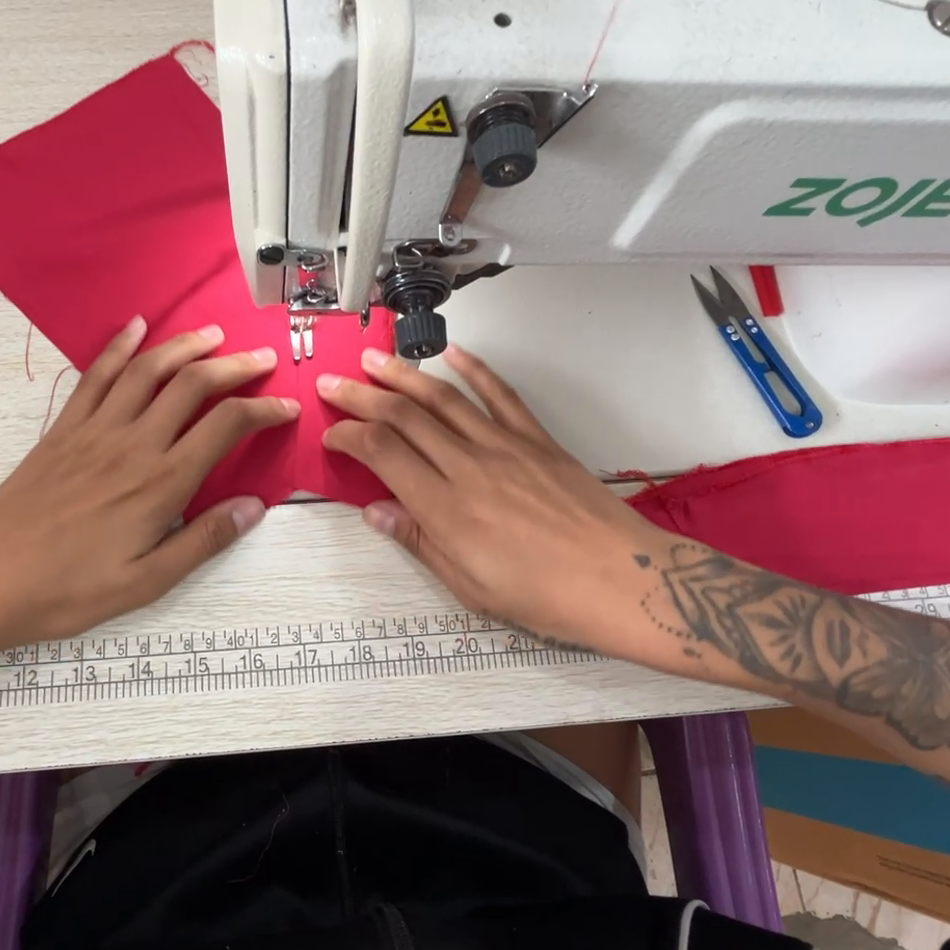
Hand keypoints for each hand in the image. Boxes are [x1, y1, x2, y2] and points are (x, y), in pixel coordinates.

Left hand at [0, 317, 297, 655]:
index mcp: (162, 483)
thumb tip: (253, 508)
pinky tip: (135, 328)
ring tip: (212, 335)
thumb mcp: (147, 582)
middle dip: (234, 366)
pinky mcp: (64, 429)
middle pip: (193, 385)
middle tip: (261, 359)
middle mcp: (134, 444)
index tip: (287, 408)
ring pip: (148, 370)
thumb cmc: (68, 589)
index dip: (264, 411)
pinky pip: (96, 376)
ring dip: (184, 346)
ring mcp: (95, 430)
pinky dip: (119, 347)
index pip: (226, 427)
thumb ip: (203, 541)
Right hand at [317, 346, 655, 657]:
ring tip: (374, 359)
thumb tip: (376, 513)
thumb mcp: (469, 585)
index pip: (381, 454)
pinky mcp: (536, 440)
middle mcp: (468, 467)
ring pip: (443, 399)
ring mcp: (504, 447)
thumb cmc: (544, 595)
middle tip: (333, 383)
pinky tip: (455, 354)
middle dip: (361, 397)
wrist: (618, 580)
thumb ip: (419, 541)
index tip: (331, 434)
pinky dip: (476, 371)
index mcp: (445, 508)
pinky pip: (501, 395)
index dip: (349, 436)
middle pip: (403, 418)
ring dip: (404, 375)